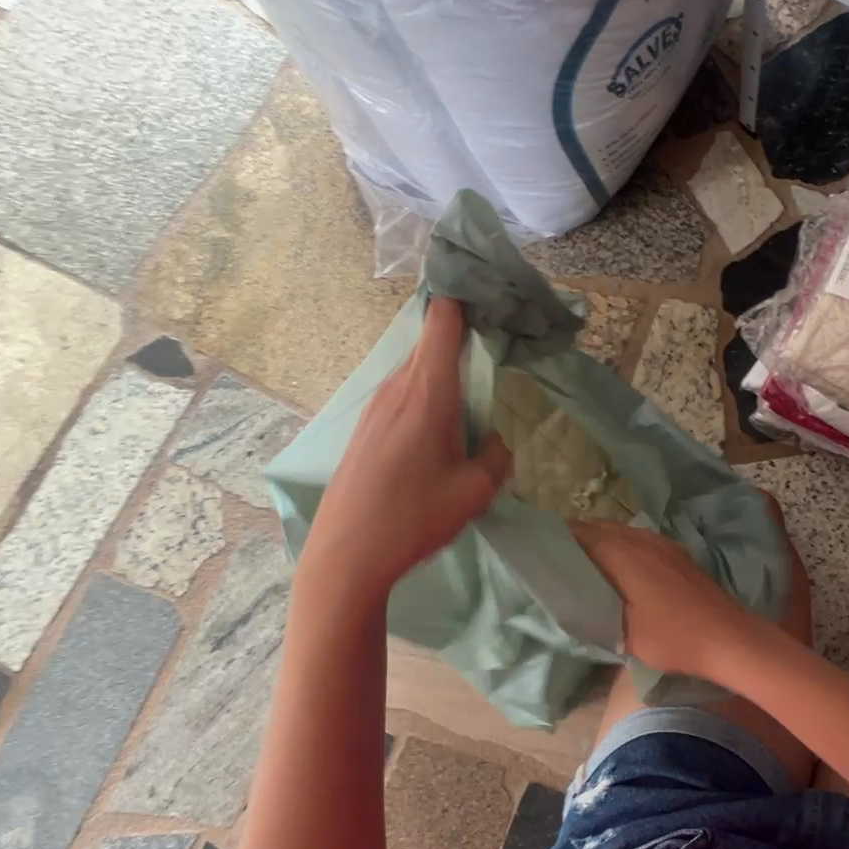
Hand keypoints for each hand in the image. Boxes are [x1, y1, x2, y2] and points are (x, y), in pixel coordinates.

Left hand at [299, 297, 510, 602]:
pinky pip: (404, 392)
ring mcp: (376, 406)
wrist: (345, 555)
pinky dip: (428, 390)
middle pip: (432, 339)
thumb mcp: (476, 491)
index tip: (496, 293)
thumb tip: (502, 437)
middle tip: (503, 340)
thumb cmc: (414, 518)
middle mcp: (398, 386)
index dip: (466, 296)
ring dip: (447, 367)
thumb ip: (498, 454)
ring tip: (480, 385)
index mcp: (427, 390)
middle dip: (466, 331)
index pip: (443, 319)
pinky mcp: (366, 427)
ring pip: (418, 368)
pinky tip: (445, 422)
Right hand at [570, 519, 776, 682]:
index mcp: (622, 552)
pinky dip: (617, 547)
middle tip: (550, 559)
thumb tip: (566, 596)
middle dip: (572, 538)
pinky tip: (614, 569)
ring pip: (618, 532)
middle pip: (597, 527)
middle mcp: (640, 538)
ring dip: (596, 542)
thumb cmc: (673, 636)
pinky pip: (636, 540)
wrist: (729, 637)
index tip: (533, 549)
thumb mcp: (622, 632)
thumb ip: (591, 610)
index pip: (578, 532)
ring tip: (577, 564)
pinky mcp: (675, 554)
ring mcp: (661, 544)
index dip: (554, 537)